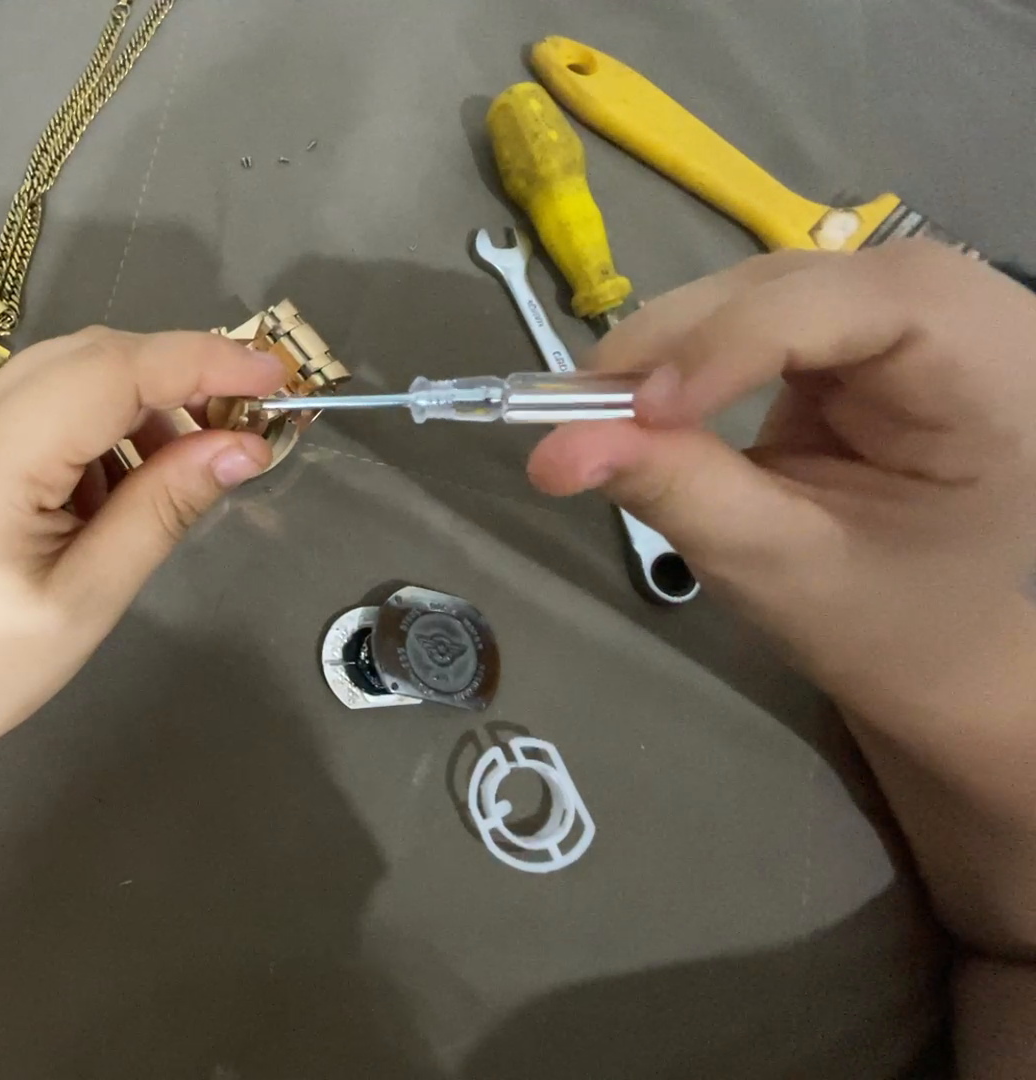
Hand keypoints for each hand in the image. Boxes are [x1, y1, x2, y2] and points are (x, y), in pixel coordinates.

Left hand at [0, 328, 286, 776]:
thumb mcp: (94, 594)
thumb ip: (165, 507)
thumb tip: (245, 445)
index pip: (105, 373)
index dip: (197, 361)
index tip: (273, 375)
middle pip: (87, 356)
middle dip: (176, 374)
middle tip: (241, 418)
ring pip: (69, 369)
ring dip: (140, 398)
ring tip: (181, 463)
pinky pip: (46, 398)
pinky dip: (102, 419)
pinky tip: (123, 473)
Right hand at [530, 242, 1035, 723]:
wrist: (913, 627)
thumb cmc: (865, 609)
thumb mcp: (763, 559)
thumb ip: (666, 489)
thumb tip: (551, 453)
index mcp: (1010, 389)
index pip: (886, 303)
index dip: (748, 337)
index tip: (641, 411)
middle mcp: (979, 328)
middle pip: (816, 277)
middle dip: (691, 330)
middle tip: (591, 398)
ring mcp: (914, 324)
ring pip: (771, 282)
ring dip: (672, 334)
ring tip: (603, 401)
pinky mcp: (851, 336)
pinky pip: (751, 309)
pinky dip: (679, 344)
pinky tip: (641, 389)